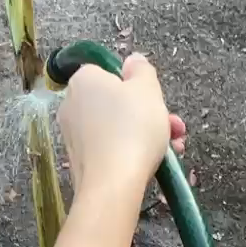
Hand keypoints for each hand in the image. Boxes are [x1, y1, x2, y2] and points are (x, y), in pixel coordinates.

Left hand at [56, 53, 186, 199]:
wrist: (112, 185)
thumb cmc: (132, 129)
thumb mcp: (147, 89)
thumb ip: (142, 70)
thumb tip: (133, 61)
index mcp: (84, 80)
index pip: (110, 73)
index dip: (136, 86)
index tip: (155, 100)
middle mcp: (72, 105)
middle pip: (116, 104)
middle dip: (149, 114)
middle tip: (172, 126)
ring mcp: (74, 136)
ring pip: (117, 128)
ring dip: (146, 134)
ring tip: (173, 147)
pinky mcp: (80, 162)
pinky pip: (110, 150)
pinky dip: (131, 153)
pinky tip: (155, 163)